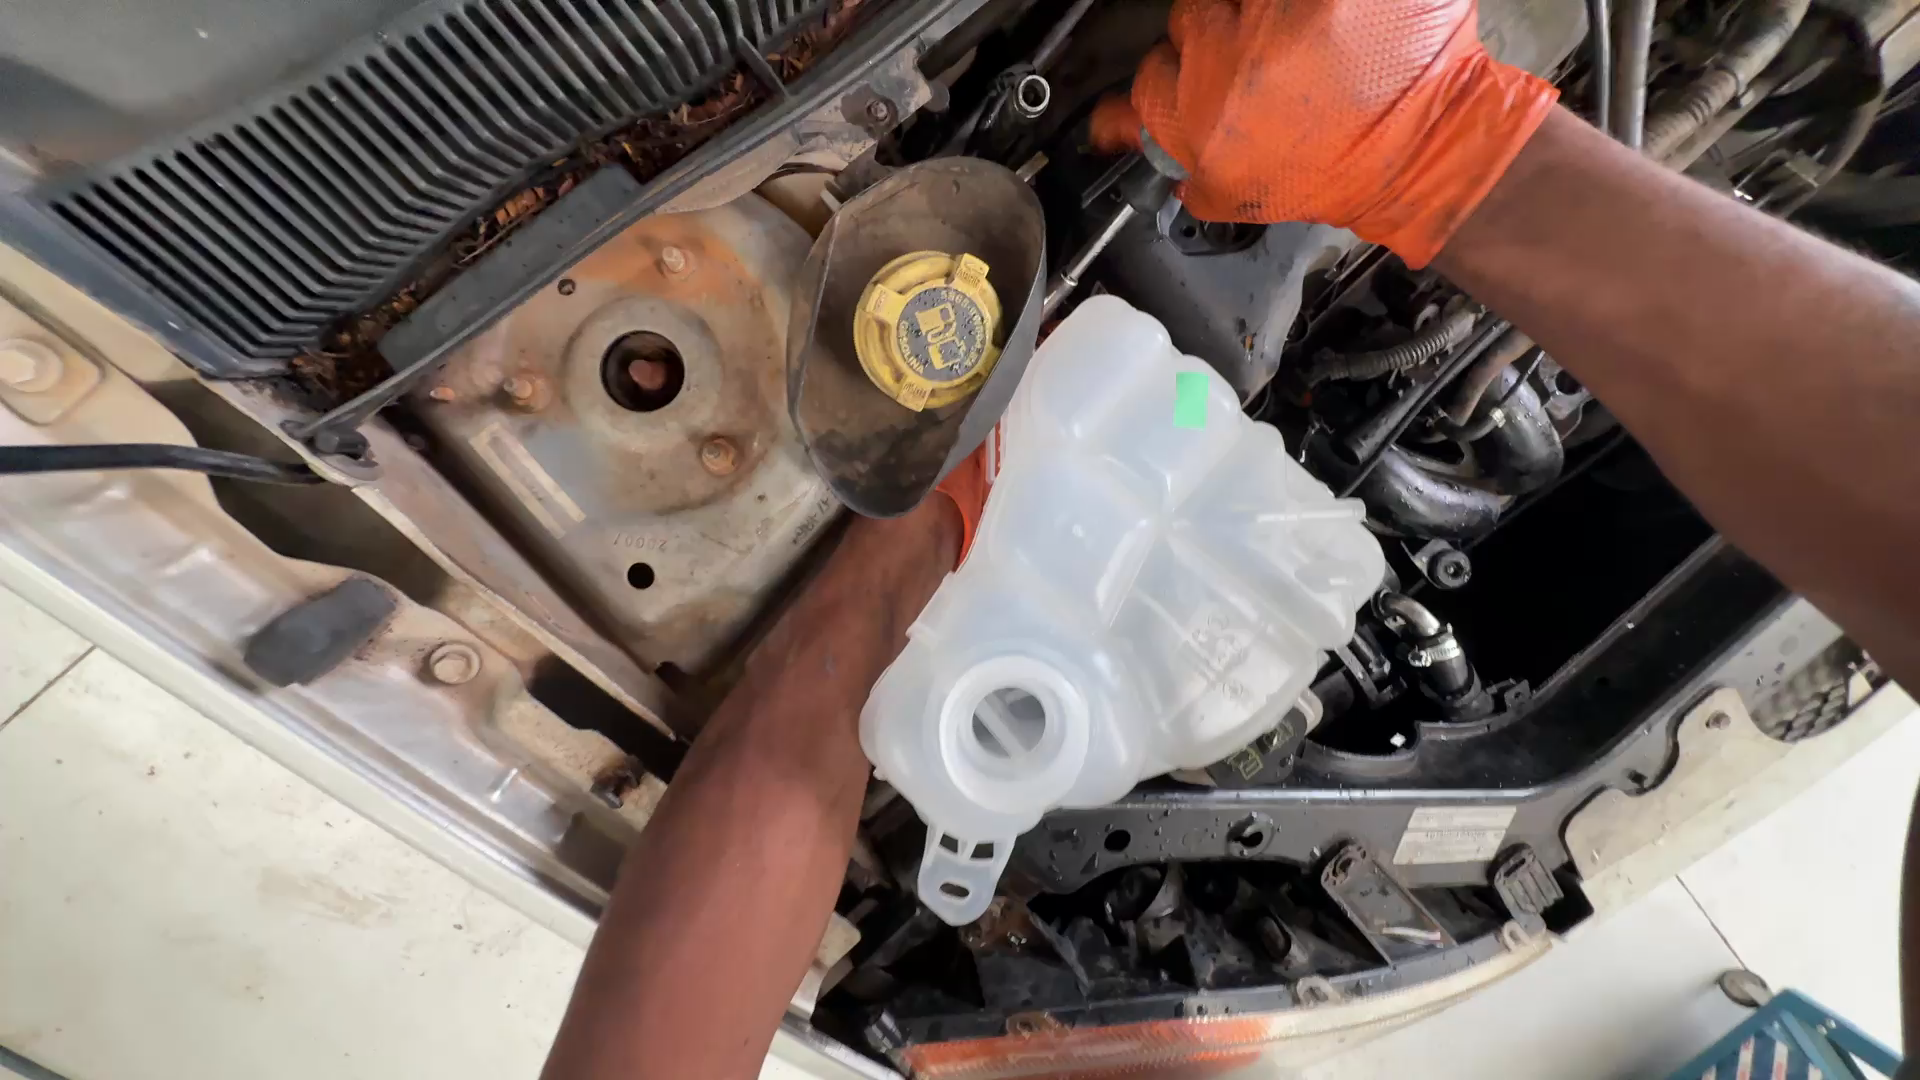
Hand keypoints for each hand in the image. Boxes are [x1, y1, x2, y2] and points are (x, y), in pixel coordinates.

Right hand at [1089, 0, 1558, 265]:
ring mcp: (1273, 11)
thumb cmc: (1322, 177)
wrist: (1409, 149)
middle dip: (1210, 36)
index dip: (1156, 87)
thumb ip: (1182, 170)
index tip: (1163, 91)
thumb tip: (1142, 151)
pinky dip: (1303, 8)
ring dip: (1251, 10)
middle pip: (1185, 21)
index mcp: (1194, 118)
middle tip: (1247, 57)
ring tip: (1285, 36)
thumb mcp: (1230, 197)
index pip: (1141, 87)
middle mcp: (1221, 59)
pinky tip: (1318, 24)